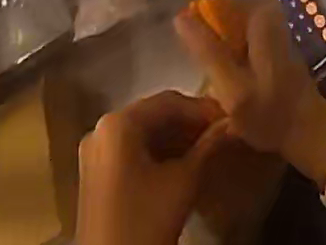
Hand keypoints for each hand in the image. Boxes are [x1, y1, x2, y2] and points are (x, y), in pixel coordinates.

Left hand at [77, 91, 230, 244]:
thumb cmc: (145, 223)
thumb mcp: (182, 183)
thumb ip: (207, 147)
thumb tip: (229, 124)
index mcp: (118, 123)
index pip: (167, 102)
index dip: (201, 109)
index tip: (228, 118)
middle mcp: (102, 128)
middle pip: (154, 115)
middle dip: (189, 123)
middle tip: (220, 131)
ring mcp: (96, 152)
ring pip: (144, 133)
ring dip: (176, 138)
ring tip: (208, 147)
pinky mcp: (96, 174)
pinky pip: (132, 151)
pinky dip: (159, 154)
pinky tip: (183, 163)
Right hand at [175, 0, 325, 186]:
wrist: (308, 131)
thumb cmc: (270, 112)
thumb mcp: (231, 87)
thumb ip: (206, 50)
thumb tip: (179, 16)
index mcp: (258, 12)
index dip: (199, 12)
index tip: (188, 38)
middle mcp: (266, 8)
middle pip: (223, 5)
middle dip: (207, 27)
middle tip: (199, 61)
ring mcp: (270, 21)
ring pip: (230, 18)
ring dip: (217, 39)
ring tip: (210, 69)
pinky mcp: (270, 36)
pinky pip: (239, 29)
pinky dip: (228, 45)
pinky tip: (225, 70)